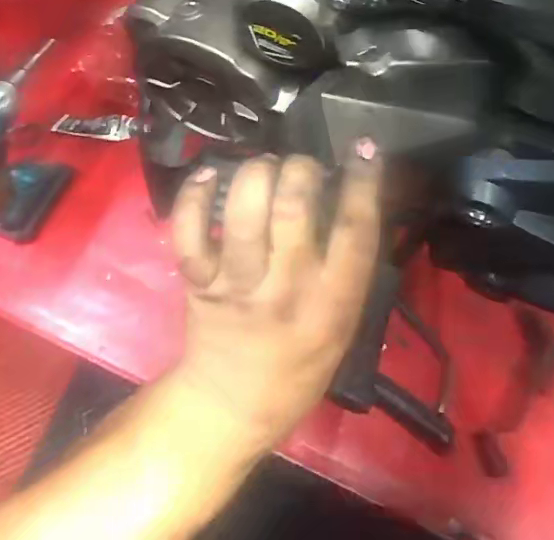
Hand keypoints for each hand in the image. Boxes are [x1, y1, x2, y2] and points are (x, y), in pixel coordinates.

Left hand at [168, 144, 384, 452]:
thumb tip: (356, 191)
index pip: (355, 229)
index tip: (363, 147)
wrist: (232, 407)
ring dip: (257, 173)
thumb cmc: (303, 359)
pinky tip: (211, 175)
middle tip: (303, 165)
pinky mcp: (198, 285)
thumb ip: (351, 262)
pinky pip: (190, 232)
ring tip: (266, 166)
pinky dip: (195, 196)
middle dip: (302, 168)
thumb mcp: (345, 319)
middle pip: (295, 208)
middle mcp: (286, 289)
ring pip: (244, 213)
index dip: (362, 181)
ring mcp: (238, 286)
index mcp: (333, 300)